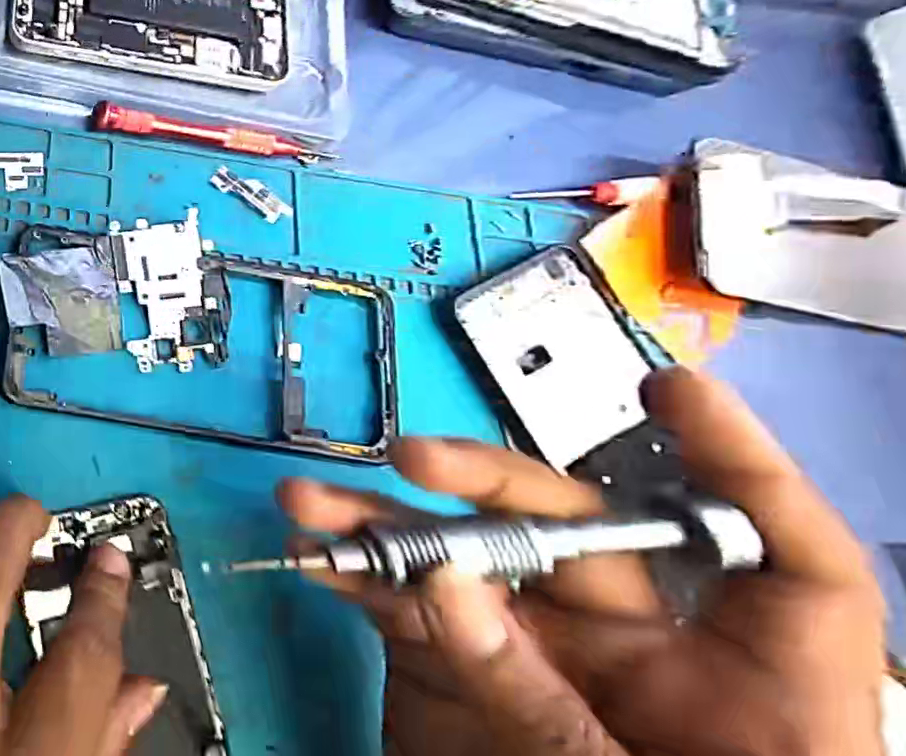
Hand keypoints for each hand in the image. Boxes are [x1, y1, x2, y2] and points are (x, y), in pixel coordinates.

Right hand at [278, 367, 886, 755]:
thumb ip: (534, 694)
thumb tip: (448, 584)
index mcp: (741, 689)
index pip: (775, 560)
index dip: (741, 467)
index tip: (674, 391)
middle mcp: (629, 646)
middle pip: (566, 527)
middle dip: (485, 481)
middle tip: (416, 459)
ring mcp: (525, 645)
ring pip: (453, 553)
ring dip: (375, 519)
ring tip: (310, 500)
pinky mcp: (449, 658)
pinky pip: (395, 599)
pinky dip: (349, 574)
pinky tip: (312, 555)